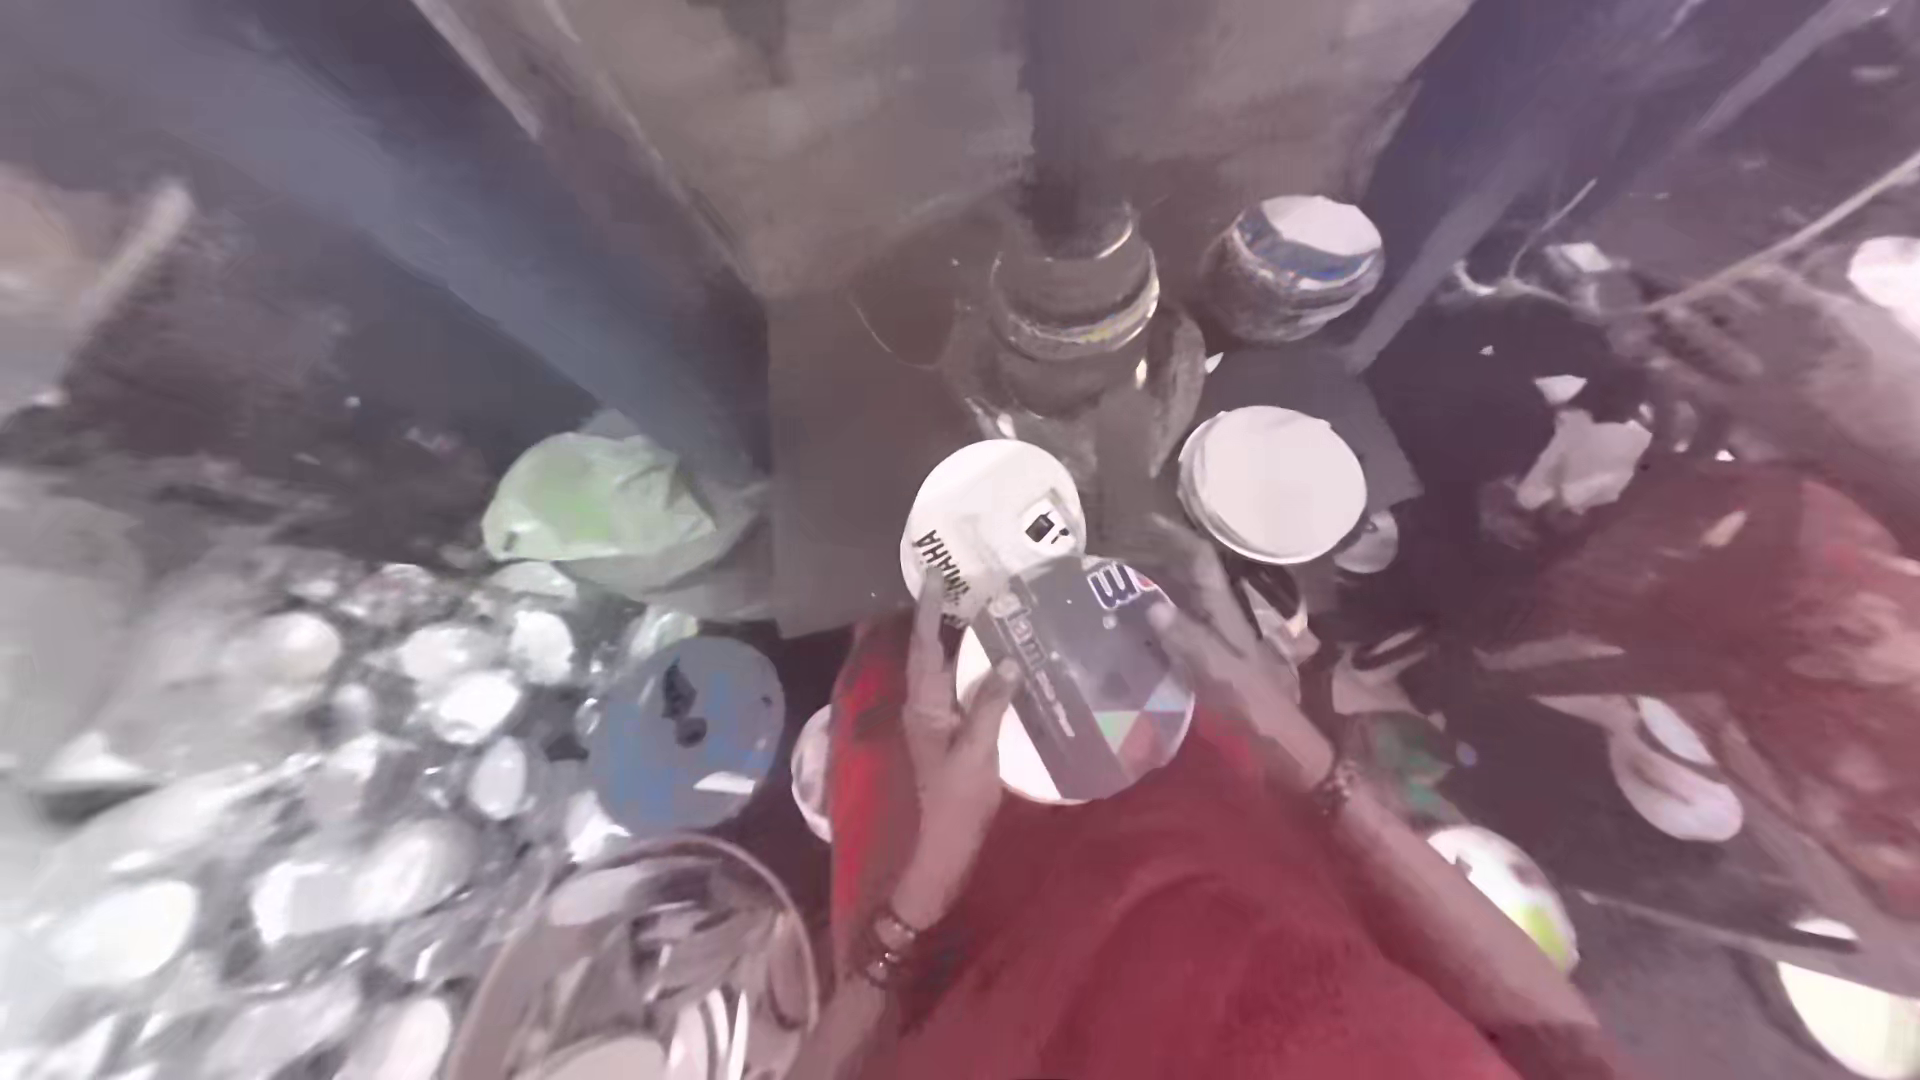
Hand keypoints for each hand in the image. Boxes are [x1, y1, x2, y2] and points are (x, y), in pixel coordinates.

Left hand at [891, 571, 1017, 926]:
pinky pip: (957, 685)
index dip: (929, 611)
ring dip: (956, 639)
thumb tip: (1008, 661)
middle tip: (964, 585)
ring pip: (944, 667)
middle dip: (941, 617)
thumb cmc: (957, 801)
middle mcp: (924, 704)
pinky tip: (994, 658)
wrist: (943, 846)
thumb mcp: (977, 752)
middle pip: (930, 651)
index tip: (934, 577)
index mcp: (924, 705)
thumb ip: (991, 706)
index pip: (925, 647)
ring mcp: (934, 716)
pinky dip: (970, 666)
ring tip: (981, 610)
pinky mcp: (948, 727)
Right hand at [1140, 517, 1330, 791]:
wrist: (1285, 745)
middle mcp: (1221, 615)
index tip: (1143, 521)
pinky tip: (1134, 621)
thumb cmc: (1258, 709)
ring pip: (1181, 595)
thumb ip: (1190, 641)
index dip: (1174, 537)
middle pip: (1187, 572)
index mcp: (1226, 612)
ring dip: (1153, 582)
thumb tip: (1151, 605)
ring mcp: (1216, 634)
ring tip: (1116, 581)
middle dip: (1155, 555)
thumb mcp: (1224, 674)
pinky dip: (1155, 612)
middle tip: (1116, 553)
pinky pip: (1178, 621)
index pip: (1200, 561)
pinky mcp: (1211, 653)